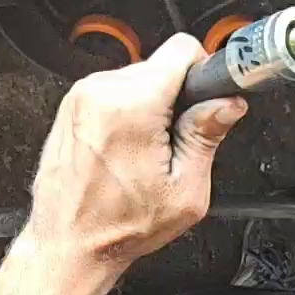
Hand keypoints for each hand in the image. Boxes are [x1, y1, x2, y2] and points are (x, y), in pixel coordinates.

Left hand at [22, 34, 246, 273]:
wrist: (68, 245)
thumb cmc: (117, 227)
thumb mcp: (184, 191)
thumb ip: (207, 137)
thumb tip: (227, 104)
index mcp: (132, 106)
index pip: (182, 49)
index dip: (203, 74)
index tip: (205, 102)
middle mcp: (100, 92)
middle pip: (160, 67)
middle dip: (175, 100)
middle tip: (172, 146)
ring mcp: (81, 97)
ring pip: (138, 80)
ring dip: (150, 110)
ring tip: (144, 155)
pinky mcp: (72, 107)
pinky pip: (115, 94)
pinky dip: (127, 116)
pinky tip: (125, 153)